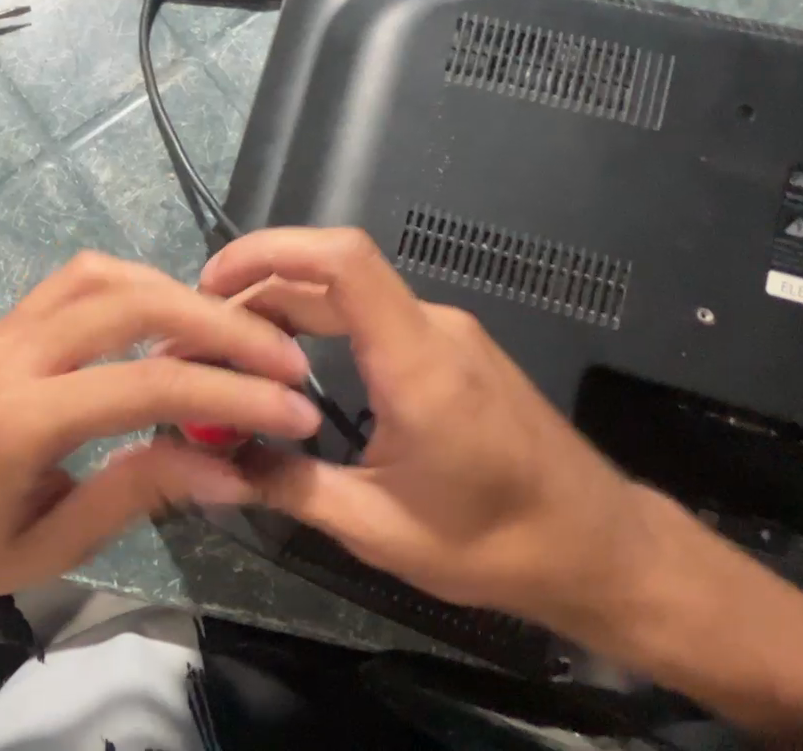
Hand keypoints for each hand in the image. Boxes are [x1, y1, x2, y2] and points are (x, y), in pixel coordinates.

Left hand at [0, 252, 325, 634]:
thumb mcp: (54, 544)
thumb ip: (139, 494)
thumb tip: (232, 470)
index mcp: (17, 420)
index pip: (144, 386)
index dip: (229, 395)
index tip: (296, 410)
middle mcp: (9, 355)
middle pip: (129, 305)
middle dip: (218, 325)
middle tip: (280, 359)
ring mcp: (0, 330)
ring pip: (101, 275)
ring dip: (176, 292)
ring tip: (233, 335)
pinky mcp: (0, 326)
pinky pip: (73, 282)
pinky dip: (133, 287)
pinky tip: (168, 319)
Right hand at [201, 228, 654, 632]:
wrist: (604, 552)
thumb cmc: (498, 543)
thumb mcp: (379, 528)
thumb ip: (290, 486)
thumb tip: (211, 460)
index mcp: (418, 363)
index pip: (342, 260)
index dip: (268, 251)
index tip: (211, 284)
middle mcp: (432, 328)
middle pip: (327, 273)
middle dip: (253, 291)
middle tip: (199, 338)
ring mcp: (444, 333)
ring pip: (344, 294)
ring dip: (279, 310)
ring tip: (228, 352)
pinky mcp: (447, 348)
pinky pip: (367, 315)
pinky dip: (312, 326)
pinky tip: (283, 364)